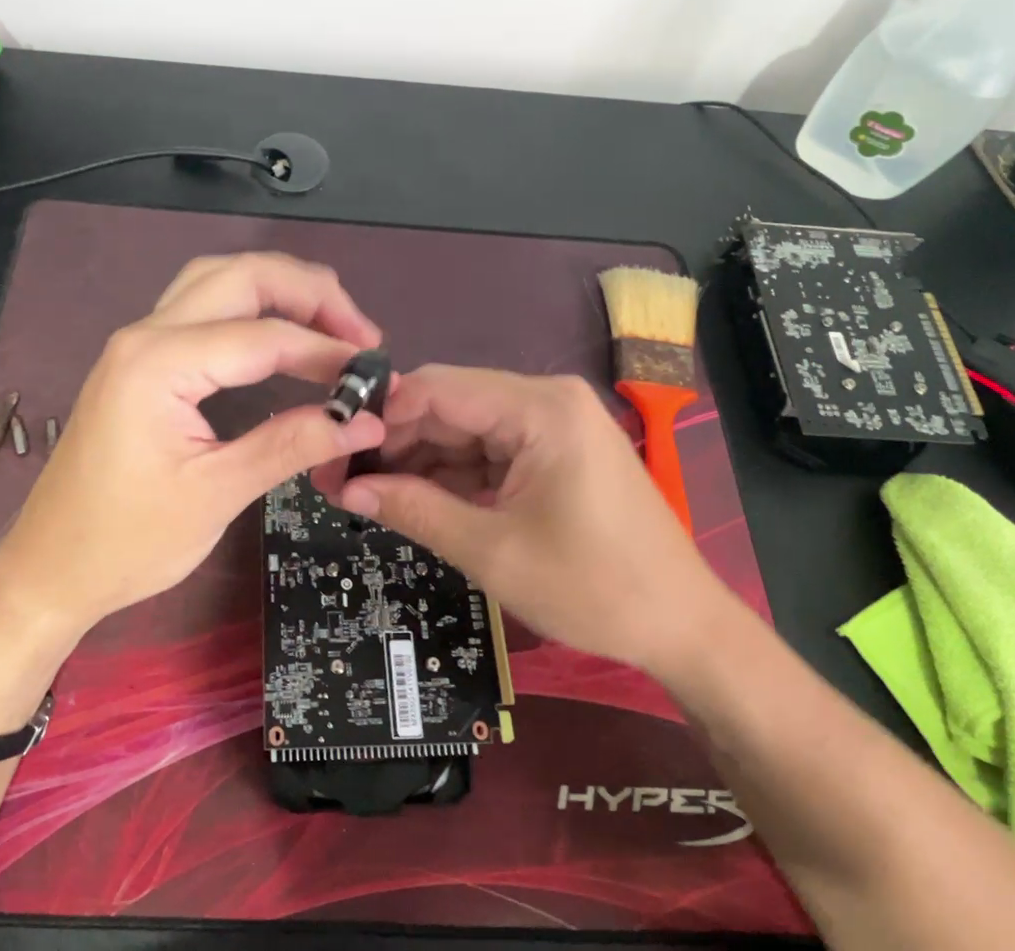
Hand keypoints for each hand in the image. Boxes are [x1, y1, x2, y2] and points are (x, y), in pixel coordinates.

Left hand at [0, 254, 384, 730]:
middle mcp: (145, 336)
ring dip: (278, 293)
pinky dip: (249, 315)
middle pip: (239, 277)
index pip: (264, 336)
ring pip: (216, 285)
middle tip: (361, 332)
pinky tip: (280, 343)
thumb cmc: (127, 541)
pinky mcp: (138, 366)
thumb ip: (292, 445)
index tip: (377, 375)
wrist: (51, 569)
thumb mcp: (217, 494)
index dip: (328, 351)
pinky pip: (200, 314)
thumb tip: (367, 423)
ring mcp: (137, 347)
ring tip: (332, 327)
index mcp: (159, 362)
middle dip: (308, 293)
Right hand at [317, 365, 728, 672]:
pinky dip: (450, 478)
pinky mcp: (554, 456)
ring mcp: (553, 428)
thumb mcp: (490, 551)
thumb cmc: (592, 587)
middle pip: (448, 407)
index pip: (435, 389)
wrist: (682, 626)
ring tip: (361, 497)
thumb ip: (413, 510)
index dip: (378, 418)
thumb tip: (344, 490)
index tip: (333, 454)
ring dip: (416, 463)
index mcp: (539, 408)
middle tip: (338, 483)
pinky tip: (409, 501)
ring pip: (463, 432)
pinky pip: (488, 455)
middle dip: (393, 443)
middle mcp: (546, 402)